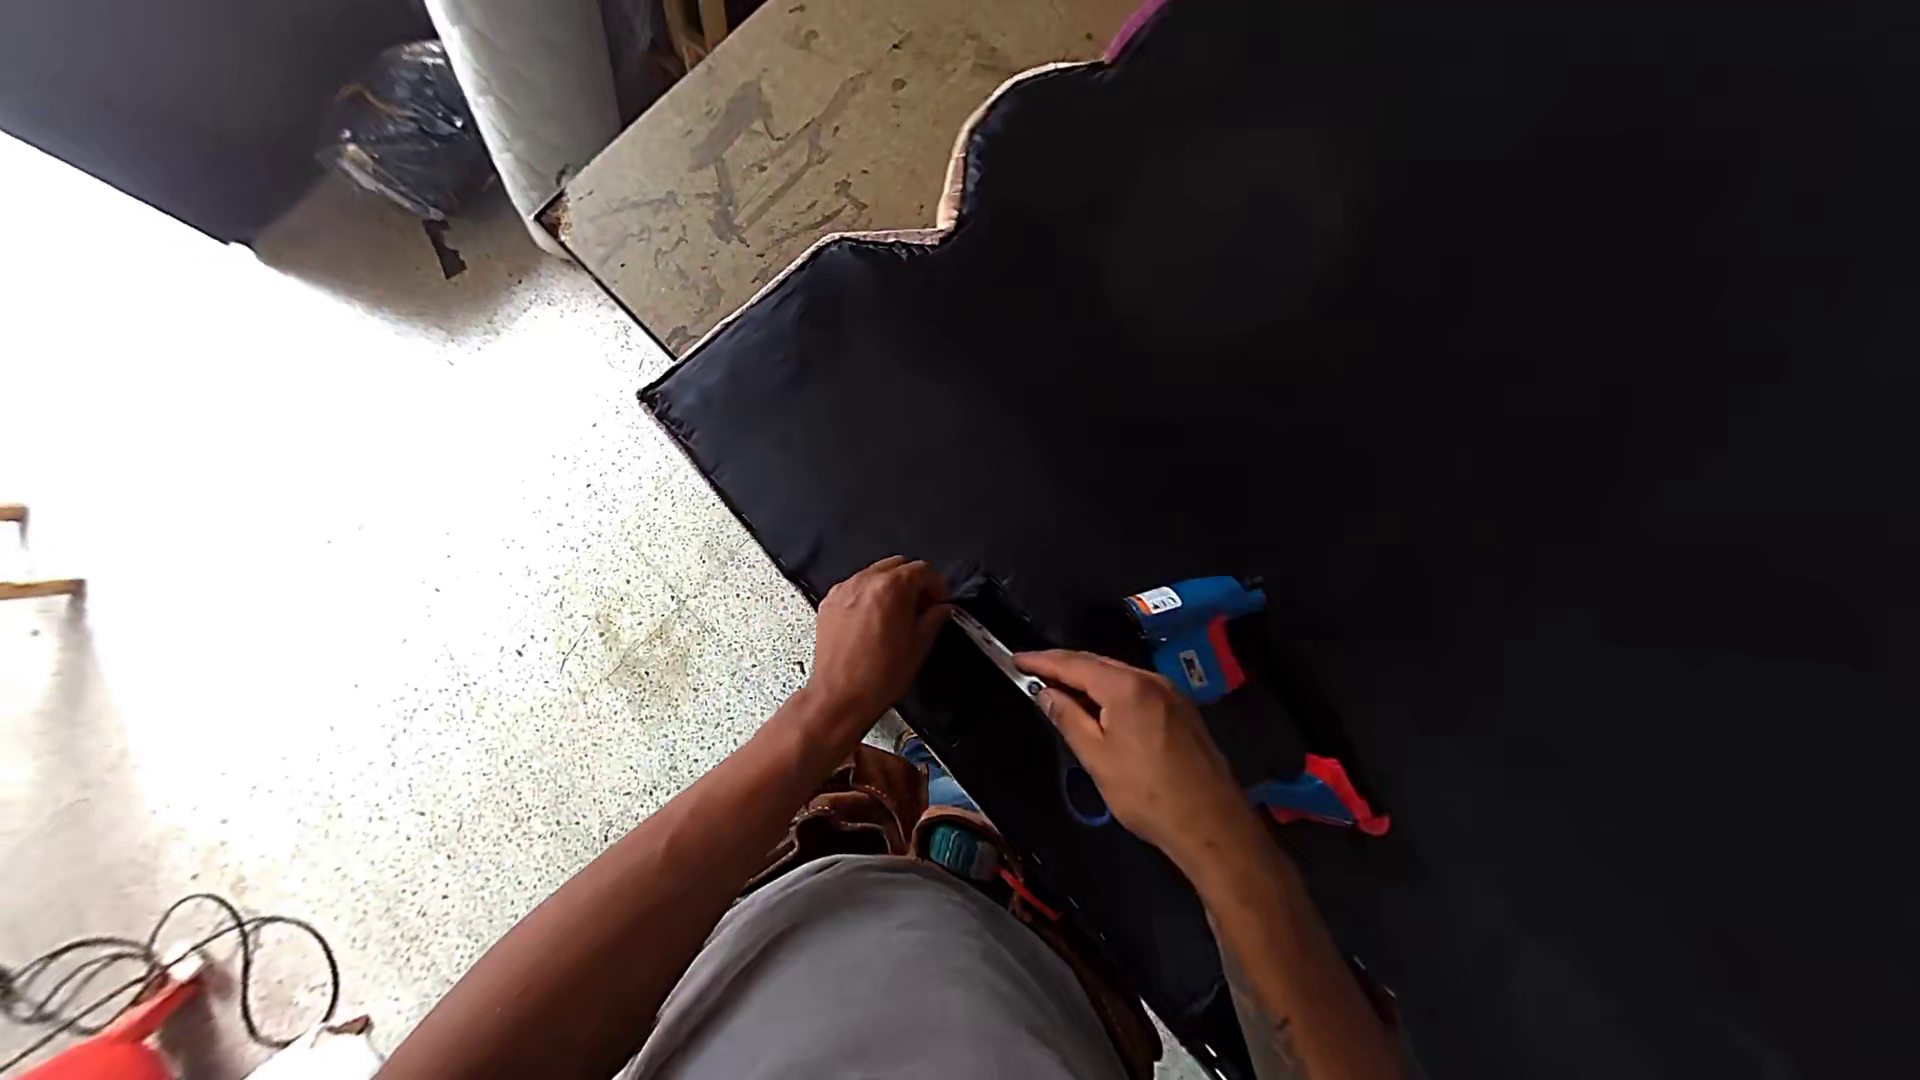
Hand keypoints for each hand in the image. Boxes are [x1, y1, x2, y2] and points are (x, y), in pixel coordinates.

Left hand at [805, 556, 951, 727]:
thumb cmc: (878, 676)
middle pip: (898, 564)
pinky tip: (874, 619)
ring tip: (898, 614)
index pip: (923, 569)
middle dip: (914, 581)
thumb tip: (941, 609)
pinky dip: (869, 595)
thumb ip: (934, 618)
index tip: (939, 601)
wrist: (841, 697)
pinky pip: (855, 587)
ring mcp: (844, 590)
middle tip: (922, 605)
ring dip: (891, 586)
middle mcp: (865, 582)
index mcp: (892, 588)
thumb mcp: (919, 645)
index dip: (937, 586)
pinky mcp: (829, 603)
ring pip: (875, 573)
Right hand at [1014, 650, 1258, 870]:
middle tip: (1033, 672)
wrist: (1212, 826)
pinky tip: (1098, 706)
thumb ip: (1067, 718)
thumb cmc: (1148, 794)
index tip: (1017, 659)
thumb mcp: (1096, 758)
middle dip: (1064, 666)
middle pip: (1097, 663)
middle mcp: (1150, 680)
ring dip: (1087, 679)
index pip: (1074, 663)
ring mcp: (1170, 694)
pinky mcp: (1181, 710)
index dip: (1042, 660)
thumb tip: (1046, 692)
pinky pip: (1136, 688)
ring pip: (1118, 675)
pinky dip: (1110, 691)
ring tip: (1058, 689)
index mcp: (1126, 687)